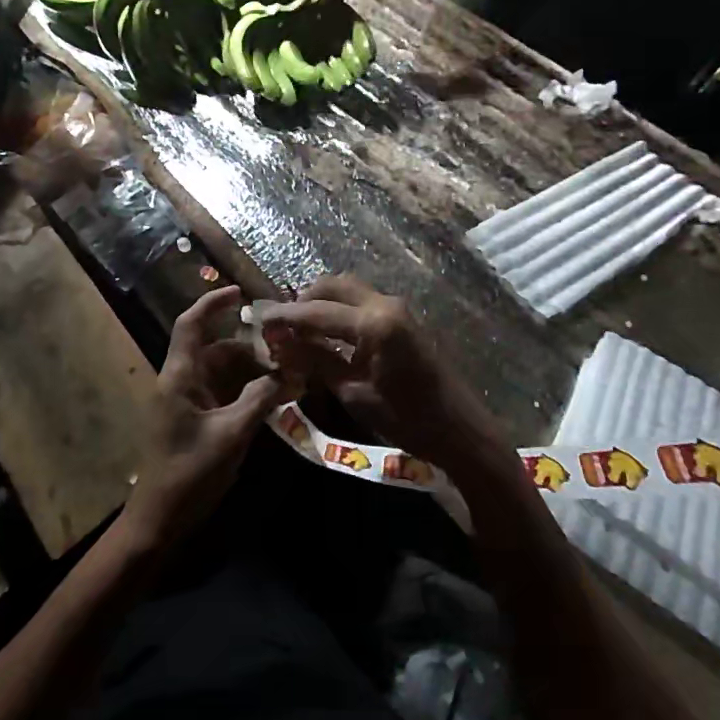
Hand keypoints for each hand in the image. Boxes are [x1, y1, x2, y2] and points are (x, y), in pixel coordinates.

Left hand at [125, 286, 284, 545]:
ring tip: (290, 374)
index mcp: (179, 376)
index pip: (191, 325)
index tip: (240, 292)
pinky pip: (223, 393)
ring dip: (252, 371)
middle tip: (287, 349)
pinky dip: (247, 391)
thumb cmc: (190, 472)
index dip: (212, 304)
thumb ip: (259, 401)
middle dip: (249, 347)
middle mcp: (181, 380)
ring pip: (222, 371)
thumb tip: (287, 374)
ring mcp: (188, 400)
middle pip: (215, 349)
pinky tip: (275, 398)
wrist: (161, 515)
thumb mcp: (231, 434)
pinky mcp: (196, 419)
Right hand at [260, 276, 503, 470]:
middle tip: (279, 325)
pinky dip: (336, 310)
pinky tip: (323, 334)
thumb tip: (278, 344)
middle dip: (300, 302)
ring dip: (318, 303)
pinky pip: (359, 302)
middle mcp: (385, 305)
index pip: (315, 311)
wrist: (462, 433)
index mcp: (374, 323)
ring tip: (298, 330)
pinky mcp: (401, 319)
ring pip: (345, 290)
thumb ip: (314, 361)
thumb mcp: (352, 392)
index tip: (257, 321)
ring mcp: (396, 309)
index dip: (282, 317)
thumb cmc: (407, 419)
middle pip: (330, 286)